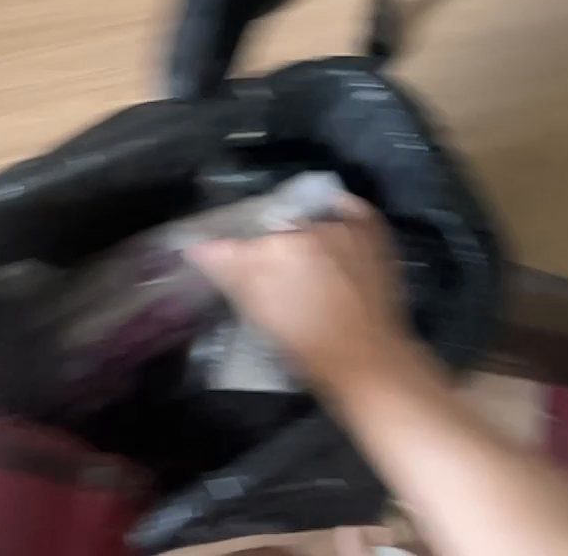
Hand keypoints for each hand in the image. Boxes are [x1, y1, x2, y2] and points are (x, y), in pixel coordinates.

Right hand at [187, 193, 417, 390]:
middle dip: (272, 250)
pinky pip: (348, 207)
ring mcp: (338, 226)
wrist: (369, 360)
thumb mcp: (261, 317)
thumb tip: (198, 248)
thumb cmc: (309, 351)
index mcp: (268, 254)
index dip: (223, 251)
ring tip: (315, 265)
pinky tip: (335, 222)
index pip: (232, 244)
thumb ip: (230, 275)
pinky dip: (339, 212)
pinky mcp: (368, 226)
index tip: (215, 255)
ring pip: (309, 222)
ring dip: (306, 237)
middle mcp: (300, 231)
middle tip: (282, 275)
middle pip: (275, 233)